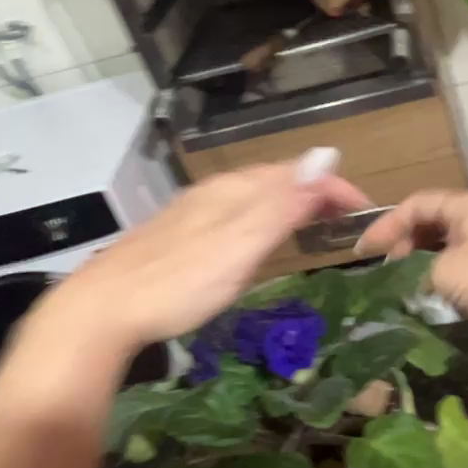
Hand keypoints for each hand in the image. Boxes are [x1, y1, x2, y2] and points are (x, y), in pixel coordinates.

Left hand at [34, 153, 369, 354]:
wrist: (102, 310)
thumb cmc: (179, 282)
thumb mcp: (240, 245)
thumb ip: (282, 205)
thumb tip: (326, 158)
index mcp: (234, 190)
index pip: (297, 173)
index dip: (334, 186)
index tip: (365, 209)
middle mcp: (215, 192)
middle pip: (276, 179)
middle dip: (315, 189)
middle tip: (345, 215)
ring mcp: (194, 212)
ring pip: (255, 194)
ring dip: (290, 201)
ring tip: (313, 221)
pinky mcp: (179, 234)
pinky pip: (237, 210)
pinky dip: (264, 215)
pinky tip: (257, 236)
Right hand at [354, 189, 467, 343]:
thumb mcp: (445, 272)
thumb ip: (412, 272)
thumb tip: (395, 281)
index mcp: (464, 205)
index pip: (414, 204)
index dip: (385, 225)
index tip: (363, 253)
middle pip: (428, 223)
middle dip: (402, 244)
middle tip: (385, 272)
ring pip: (443, 247)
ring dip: (419, 264)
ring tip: (402, 286)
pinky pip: (458, 266)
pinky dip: (439, 277)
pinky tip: (430, 297)